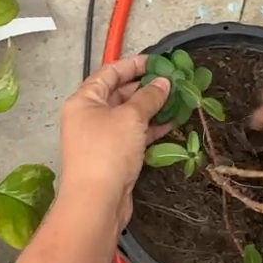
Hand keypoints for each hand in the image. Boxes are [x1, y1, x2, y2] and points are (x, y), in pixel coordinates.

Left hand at [58, 55, 170, 231]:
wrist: (96, 202)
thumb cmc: (107, 152)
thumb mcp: (131, 117)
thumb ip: (149, 97)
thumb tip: (163, 82)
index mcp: (84, 100)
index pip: (109, 73)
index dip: (133, 65)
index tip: (158, 60)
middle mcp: (89, 116)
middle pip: (119, 93)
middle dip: (146, 87)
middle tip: (173, 80)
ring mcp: (101, 137)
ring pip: (129, 115)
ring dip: (152, 107)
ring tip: (177, 99)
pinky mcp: (114, 155)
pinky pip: (134, 134)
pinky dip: (151, 127)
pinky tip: (171, 122)